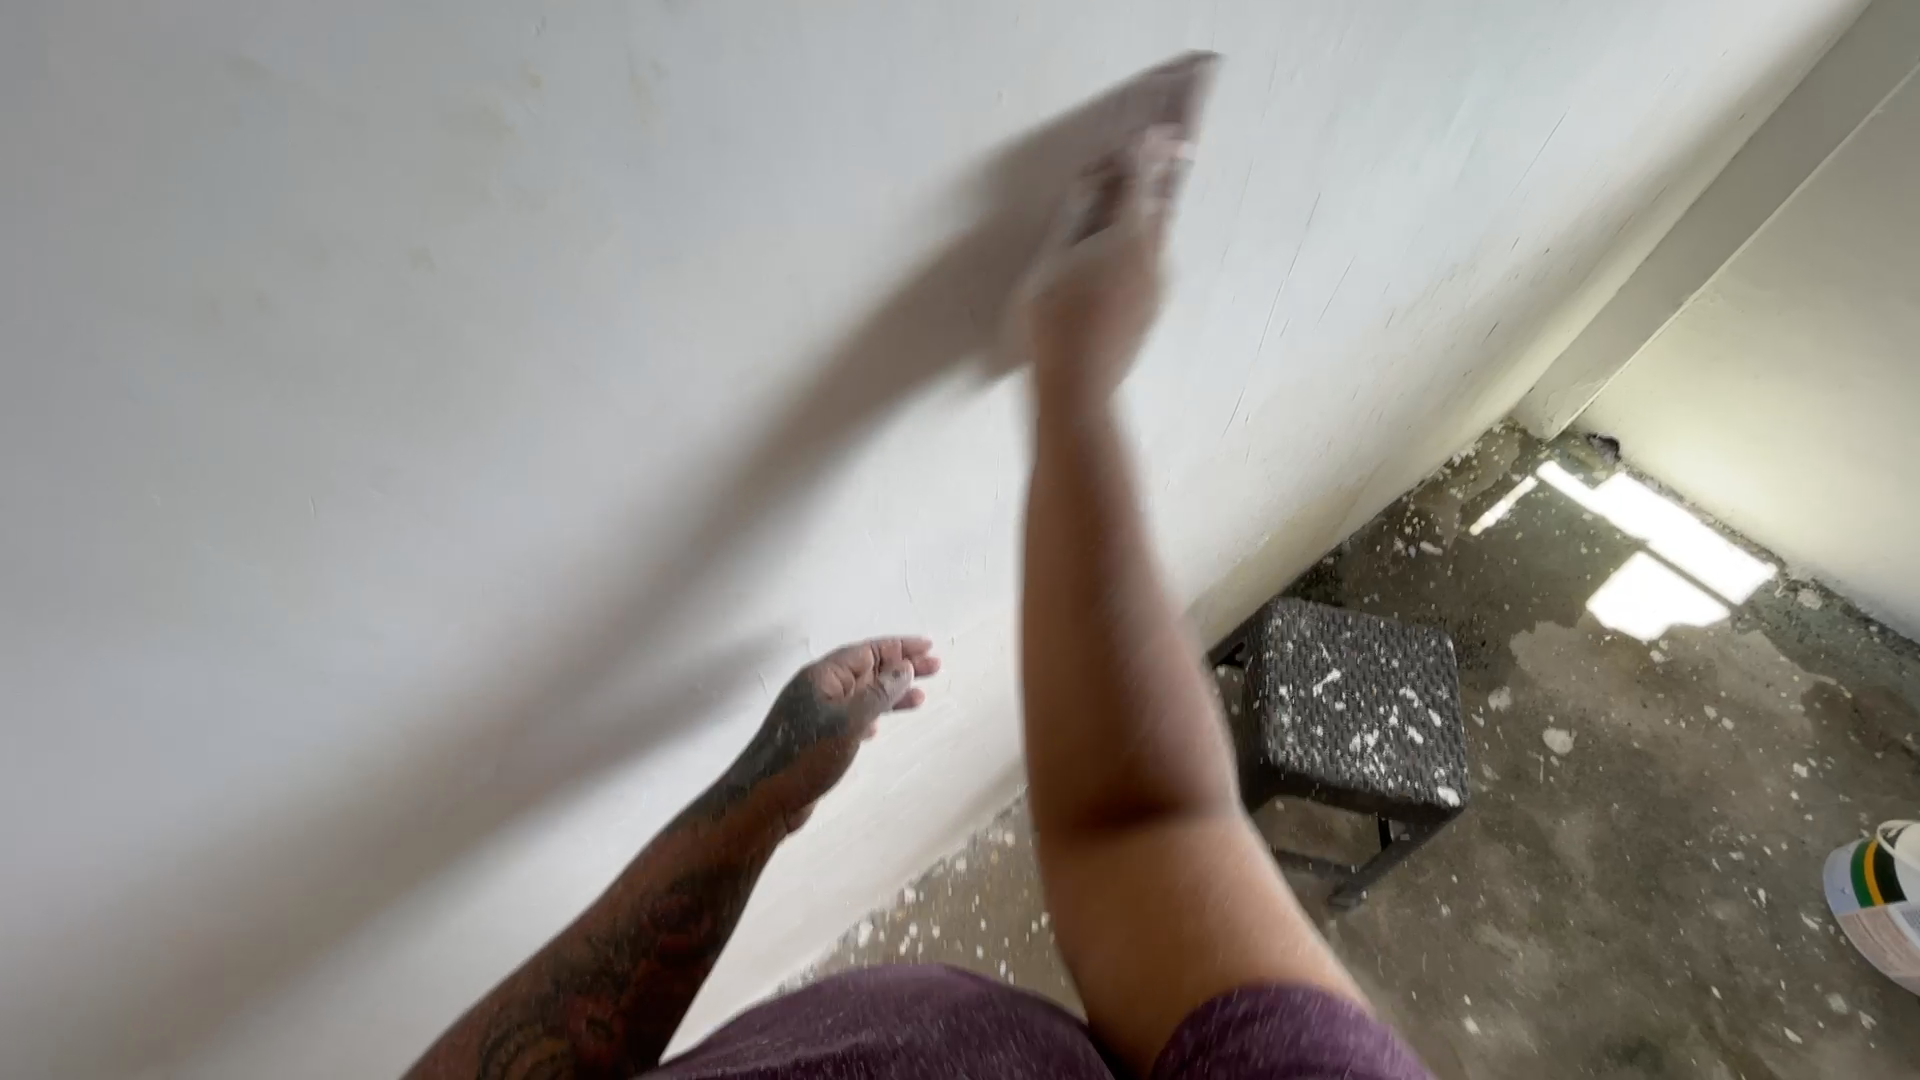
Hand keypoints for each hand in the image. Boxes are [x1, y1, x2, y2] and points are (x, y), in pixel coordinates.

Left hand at [727, 637, 939, 829]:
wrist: (766, 800)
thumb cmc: (806, 755)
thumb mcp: (849, 721)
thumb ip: (879, 693)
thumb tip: (904, 668)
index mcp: (823, 676)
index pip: (868, 651)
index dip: (899, 648)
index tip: (928, 647)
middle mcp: (819, 689)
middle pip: (867, 670)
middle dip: (901, 668)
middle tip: (935, 668)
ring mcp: (816, 714)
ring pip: (862, 695)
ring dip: (890, 694)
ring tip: (920, 698)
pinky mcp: (816, 738)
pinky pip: (851, 717)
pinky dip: (871, 716)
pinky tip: (880, 726)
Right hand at [1008, 125, 1192, 405]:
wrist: (1080, 385)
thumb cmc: (1055, 322)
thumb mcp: (1050, 263)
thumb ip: (1075, 218)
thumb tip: (1093, 182)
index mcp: (1126, 237)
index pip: (1139, 182)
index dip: (1146, 153)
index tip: (1158, 129)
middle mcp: (1152, 258)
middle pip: (1159, 209)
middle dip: (1160, 180)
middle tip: (1169, 150)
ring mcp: (1156, 289)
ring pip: (1157, 242)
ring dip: (1148, 220)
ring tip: (1135, 209)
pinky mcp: (1152, 313)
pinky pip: (1151, 269)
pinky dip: (1141, 252)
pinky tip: (1122, 261)